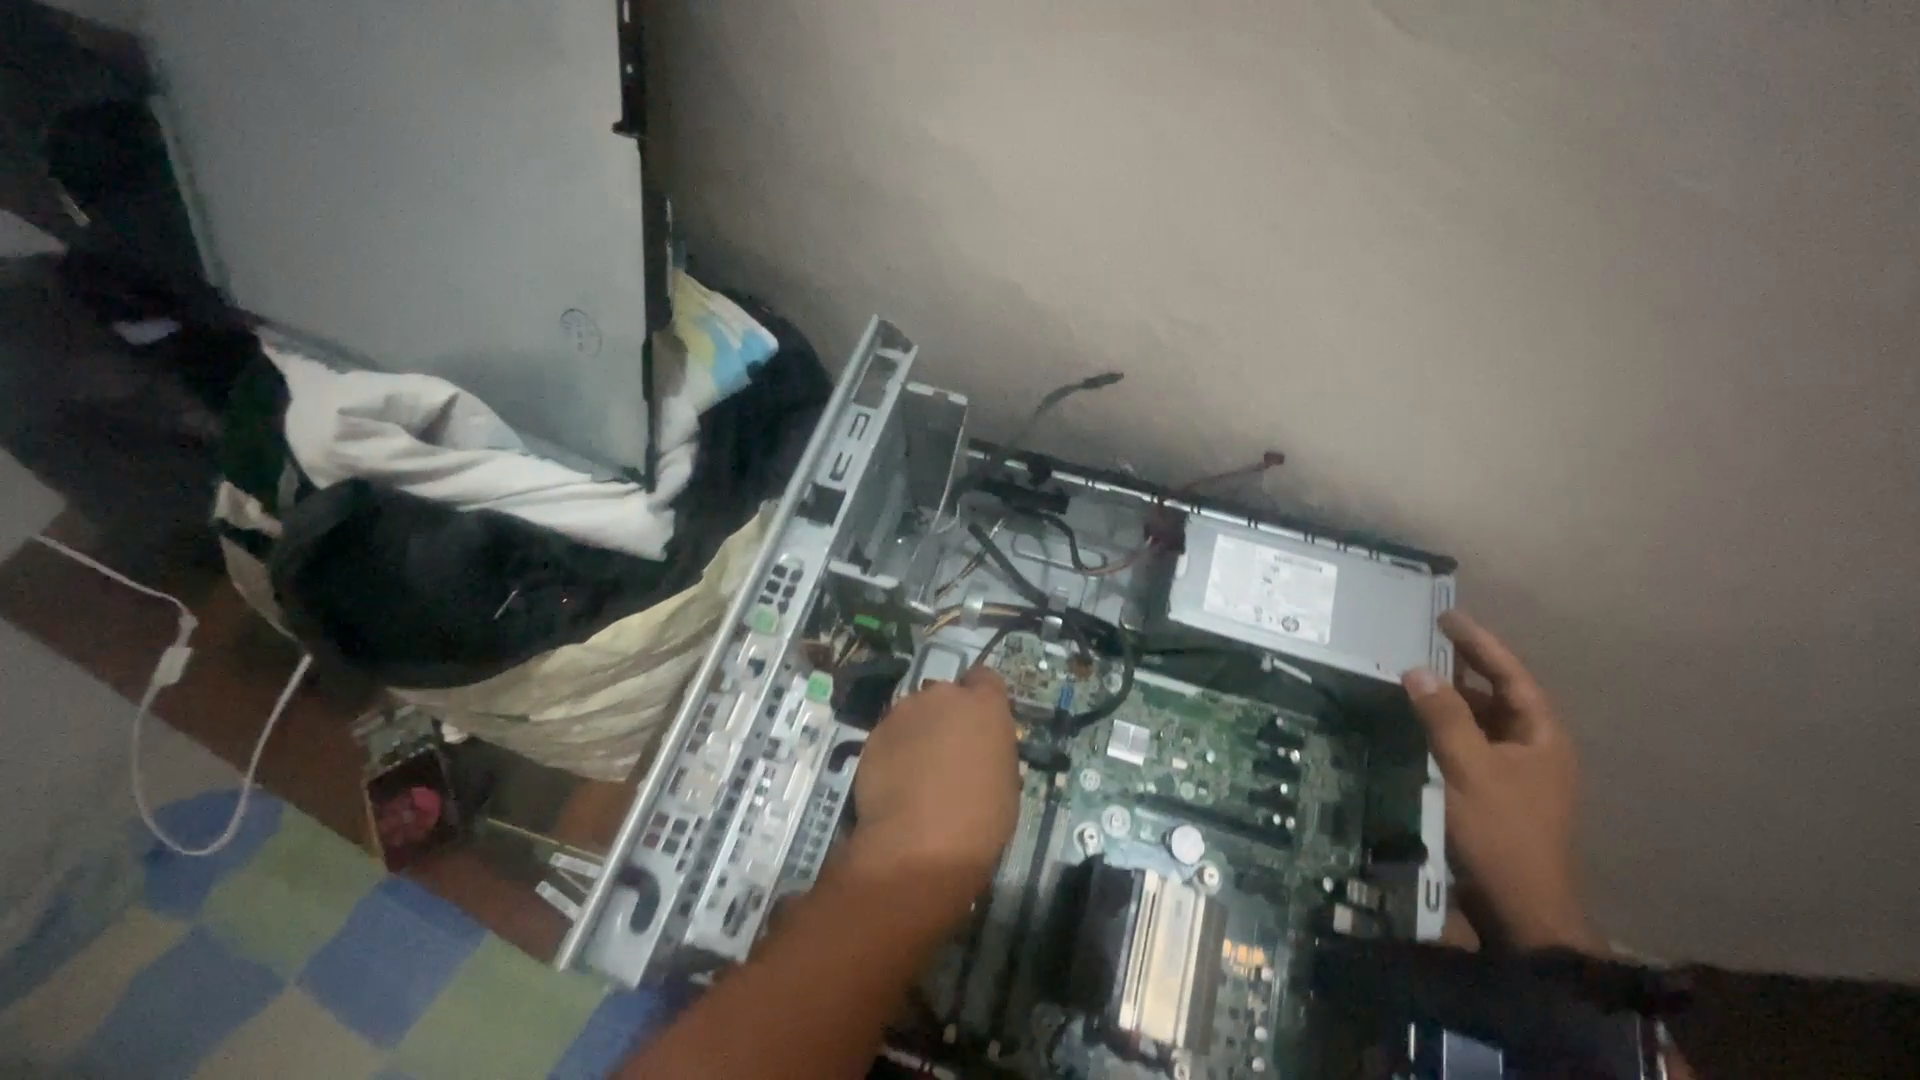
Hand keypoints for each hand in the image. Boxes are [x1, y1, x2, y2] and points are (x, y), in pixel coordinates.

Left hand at [848, 667, 1020, 896]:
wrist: (918, 844)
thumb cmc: (980, 818)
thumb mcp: (1006, 781)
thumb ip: (992, 751)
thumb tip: (979, 752)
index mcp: (984, 704)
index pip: (985, 679)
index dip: (982, 700)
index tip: (980, 726)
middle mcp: (942, 696)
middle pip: (946, 696)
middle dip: (946, 718)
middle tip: (949, 755)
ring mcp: (903, 713)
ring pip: (914, 715)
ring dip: (918, 733)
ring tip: (918, 773)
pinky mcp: (873, 735)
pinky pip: (890, 736)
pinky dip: (894, 752)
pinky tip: (896, 784)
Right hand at [1403, 611, 1600, 951]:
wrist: (1522, 908)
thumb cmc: (1502, 832)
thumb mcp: (1469, 770)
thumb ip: (1445, 718)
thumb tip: (1417, 671)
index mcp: (1542, 736)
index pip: (1510, 675)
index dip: (1479, 643)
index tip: (1447, 617)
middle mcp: (1534, 748)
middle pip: (1495, 696)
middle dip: (1459, 671)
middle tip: (1418, 645)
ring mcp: (1517, 773)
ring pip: (1480, 724)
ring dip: (1448, 703)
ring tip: (1409, 681)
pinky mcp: (1496, 794)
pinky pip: (1469, 748)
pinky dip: (1444, 732)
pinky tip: (1416, 728)